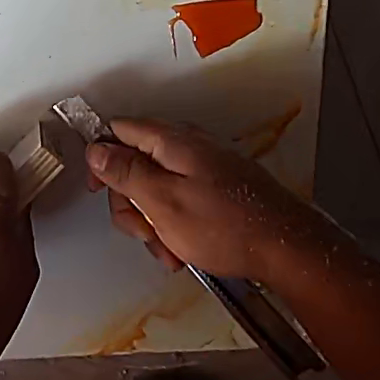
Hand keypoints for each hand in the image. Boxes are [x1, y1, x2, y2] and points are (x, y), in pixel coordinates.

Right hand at [84, 118, 351, 282]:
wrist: (284, 248)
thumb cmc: (227, 227)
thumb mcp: (163, 202)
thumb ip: (126, 172)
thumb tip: (95, 149)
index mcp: (172, 142)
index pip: (119, 130)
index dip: (102, 158)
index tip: (99, 188)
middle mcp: (188, 147)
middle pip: (135, 163)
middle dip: (131, 202)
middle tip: (143, 230)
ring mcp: (203, 167)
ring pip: (156, 187)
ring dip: (153, 222)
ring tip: (168, 248)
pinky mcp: (215, 188)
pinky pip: (180, 200)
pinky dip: (174, 225)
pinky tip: (184, 249)